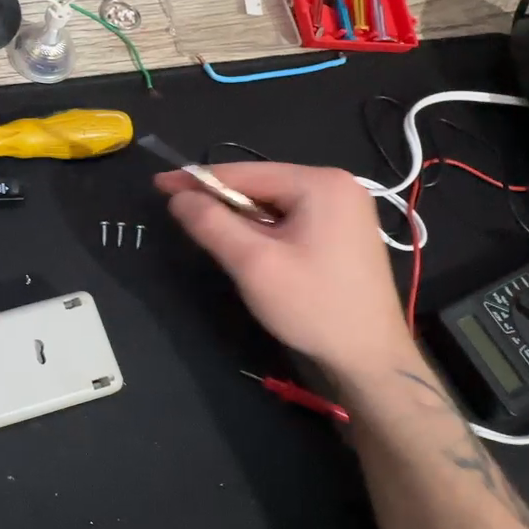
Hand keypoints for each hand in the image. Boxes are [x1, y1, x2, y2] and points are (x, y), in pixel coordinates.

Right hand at [155, 162, 415, 378]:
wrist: (370, 357)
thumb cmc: (313, 306)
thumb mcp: (253, 263)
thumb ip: (211, 223)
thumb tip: (177, 196)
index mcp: (320, 183)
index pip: (243, 172)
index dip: (196, 179)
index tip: (158, 184)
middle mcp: (337, 185)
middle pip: (259, 184)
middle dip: (219, 200)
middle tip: (179, 214)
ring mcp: (343, 208)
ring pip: (271, 202)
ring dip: (239, 217)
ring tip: (210, 234)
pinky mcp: (342, 230)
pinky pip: (288, 217)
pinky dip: (261, 228)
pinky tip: (246, 247)